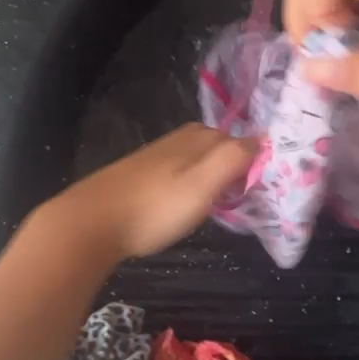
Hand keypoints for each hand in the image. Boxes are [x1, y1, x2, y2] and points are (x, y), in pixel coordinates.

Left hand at [37, 123, 257, 258]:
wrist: (92, 222)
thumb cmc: (155, 206)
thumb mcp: (202, 184)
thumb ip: (233, 159)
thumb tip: (263, 138)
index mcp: (198, 137)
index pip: (239, 140)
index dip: (254, 161)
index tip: (265, 188)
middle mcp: (180, 139)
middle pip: (219, 148)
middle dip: (236, 168)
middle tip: (247, 200)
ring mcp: (158, 156)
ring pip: (199, 161)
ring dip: (214, 178)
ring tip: (222, 206)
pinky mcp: (142, 175)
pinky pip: (180, 173)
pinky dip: (192, 186)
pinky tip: (187, 206)